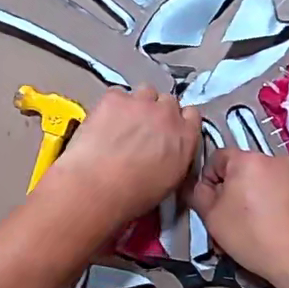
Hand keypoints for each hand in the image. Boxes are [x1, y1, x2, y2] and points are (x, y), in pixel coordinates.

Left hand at [41, 87, 199, 228]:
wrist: (97, 187)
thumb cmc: (132, 195)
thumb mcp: (168, 182)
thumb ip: (175, 157)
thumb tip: (166, 152)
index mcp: (185, 137)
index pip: (191, 115)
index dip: (177, 121)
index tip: (166, 129)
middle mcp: (167, 114)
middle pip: (167, 101)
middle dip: (156, 112)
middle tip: (140, 129)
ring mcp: (141, 103)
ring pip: (144, 92)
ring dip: (136, 104)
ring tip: (121, 123)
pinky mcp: (114, 98)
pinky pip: (116, 94)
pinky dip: (111, 105)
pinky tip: (103, 122)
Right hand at [187, 148, 288, 285]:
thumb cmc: (253, 235)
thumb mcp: (212, 218)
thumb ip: (198, 195)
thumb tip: (199, 187)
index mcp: (246, 159)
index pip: (215, 159)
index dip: (207, 182)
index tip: (211, 207)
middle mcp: (272, 158)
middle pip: (239, 172)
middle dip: (230, 193)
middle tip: (227, 222)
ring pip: (259, 184)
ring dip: (249, 201)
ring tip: (248, 230)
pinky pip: (277, 193)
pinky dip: (268, 207)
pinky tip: (269, 230)